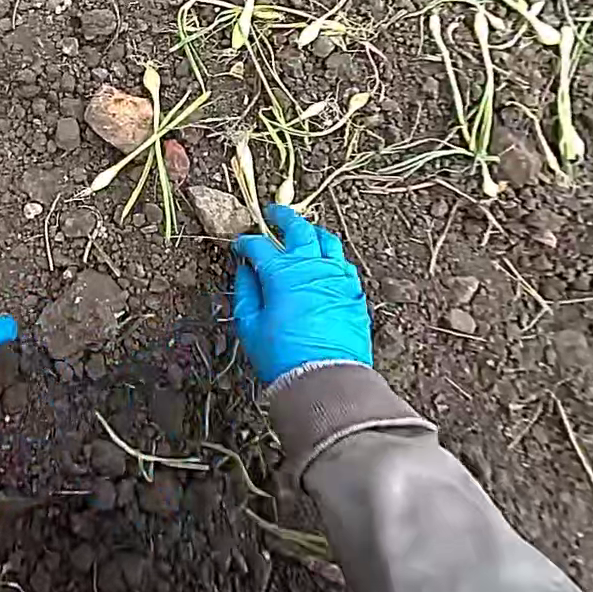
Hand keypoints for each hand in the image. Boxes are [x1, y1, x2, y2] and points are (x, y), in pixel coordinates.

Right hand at [230, 204, 371, 384]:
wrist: (326, 378)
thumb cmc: (284, 356)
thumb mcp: (251, 326)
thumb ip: (245, 292)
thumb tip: (245, 271)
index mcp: (280, 272)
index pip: (258, 245)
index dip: (245, 243)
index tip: (240, 246)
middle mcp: (309, 265)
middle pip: (296, 227)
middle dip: (282, 216)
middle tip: (273, 212)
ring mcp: (335, 274)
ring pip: (325, 239)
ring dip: (311, 231)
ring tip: (304, 231)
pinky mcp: (352, 288)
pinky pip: (342, 262)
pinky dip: (330, 256)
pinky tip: (325, 261)